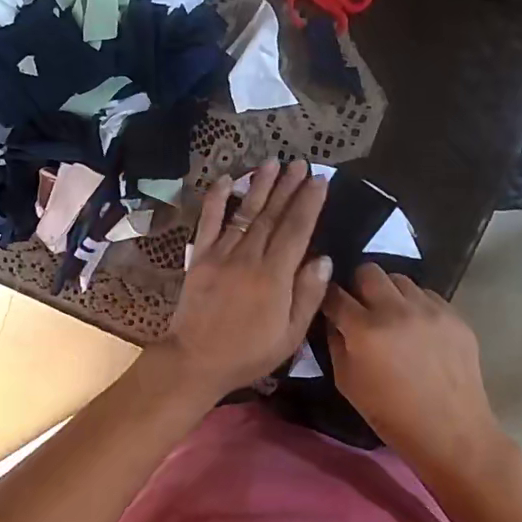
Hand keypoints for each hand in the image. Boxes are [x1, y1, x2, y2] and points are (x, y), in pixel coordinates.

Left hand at [156, 159, 332, 393]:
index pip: (296, 230)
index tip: (321, 181)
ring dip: (259, 186)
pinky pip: (208, 222)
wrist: (196, 358)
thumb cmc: (249, 353)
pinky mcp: (199, 257)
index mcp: (274, 276)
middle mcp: (248, 258)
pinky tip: (226, 180)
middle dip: (288, 187)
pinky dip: (216, 199)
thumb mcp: (290, 334)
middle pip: (272, 215)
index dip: (309, 203)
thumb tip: (324, 258)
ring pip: (244, 213)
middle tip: (302, 163)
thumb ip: (308, 294)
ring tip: (273, 163)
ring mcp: (220, 254)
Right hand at [322, 264, 505, 473]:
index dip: (327, 296)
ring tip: (390, 314)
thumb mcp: (344, 379)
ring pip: (400, 279)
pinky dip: (414, 304)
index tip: (327, 303)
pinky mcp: (456, 317)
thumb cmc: (388, 411)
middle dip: (358, 285)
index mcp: (365, 329)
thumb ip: (335, 340)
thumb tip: (333, 318)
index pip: (334, 293)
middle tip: (359, 305)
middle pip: (369, 271)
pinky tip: (414, 327)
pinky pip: (427, 295)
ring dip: (388, 292)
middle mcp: (397, 311)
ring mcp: (430, 312)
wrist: (451, 432)